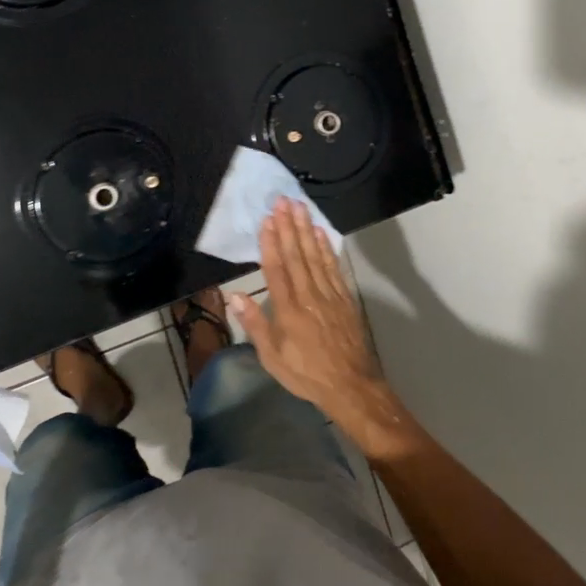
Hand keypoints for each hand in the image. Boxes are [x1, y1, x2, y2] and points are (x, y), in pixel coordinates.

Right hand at [231, 200, 417, 456]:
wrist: (350, 384)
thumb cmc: (305, 373)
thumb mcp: (272, 357)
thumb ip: (255, 324)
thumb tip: (235, 296)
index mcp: (287, 309)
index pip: (276, 268)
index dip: (271, 242)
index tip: (267, 220)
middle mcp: (308, 295)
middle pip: (296, 255)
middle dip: (288, 226)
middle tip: (283, 201)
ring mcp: (329, 294)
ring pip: (315, 255)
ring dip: (306, 230)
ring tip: (299, 207)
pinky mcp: (344, 297)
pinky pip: (333, 267)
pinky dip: (326, 248)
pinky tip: (320, 233)